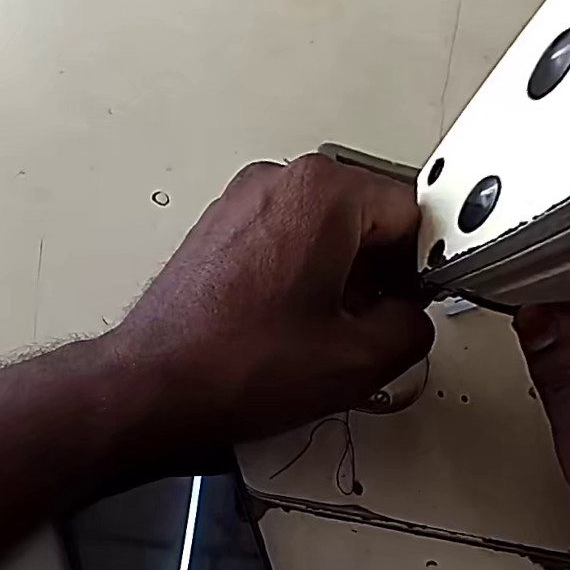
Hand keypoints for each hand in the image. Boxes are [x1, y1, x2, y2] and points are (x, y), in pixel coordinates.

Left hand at [101, 153, 433, 446]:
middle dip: (372, 276)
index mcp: (321, 192)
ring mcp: (236, 207)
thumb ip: (411, 330)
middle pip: (360, 221)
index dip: (419, 269)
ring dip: (330, 283)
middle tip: (364, 330)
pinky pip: (274, 248)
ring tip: (315, 338)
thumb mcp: (354, 362)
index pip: (411, 214)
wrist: (150, 387)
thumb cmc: (228, 368)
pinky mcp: (212, 236)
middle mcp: (275, 183)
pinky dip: (289, 283)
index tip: (409, 306)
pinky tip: (278, 331)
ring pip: (316, 236)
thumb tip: (409, 319)